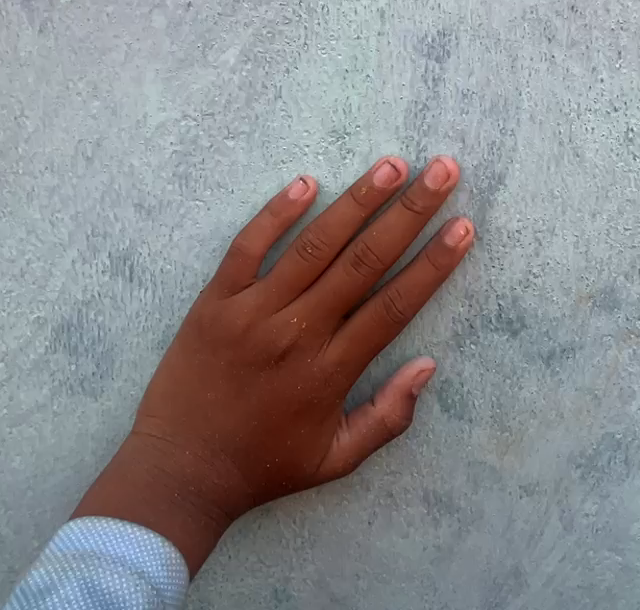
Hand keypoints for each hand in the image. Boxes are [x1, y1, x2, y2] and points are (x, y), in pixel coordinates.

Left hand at [73, 155, 474, 571]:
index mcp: (331, 371)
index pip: (395, 304)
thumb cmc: (263, 465)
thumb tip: (428, 364)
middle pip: (364, 261)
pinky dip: (276, 214)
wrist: (175, 474)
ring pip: (314, 245)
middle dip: (410, 212)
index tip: (463, 226)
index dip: (434, 263)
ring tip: (393, 165)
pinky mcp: (214, 301)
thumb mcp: (335, 460)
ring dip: (357, 201)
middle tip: (442, 171)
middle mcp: (298, 332)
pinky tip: (307, 182)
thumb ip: (388, 417)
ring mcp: (253, 312)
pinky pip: (247, 247)